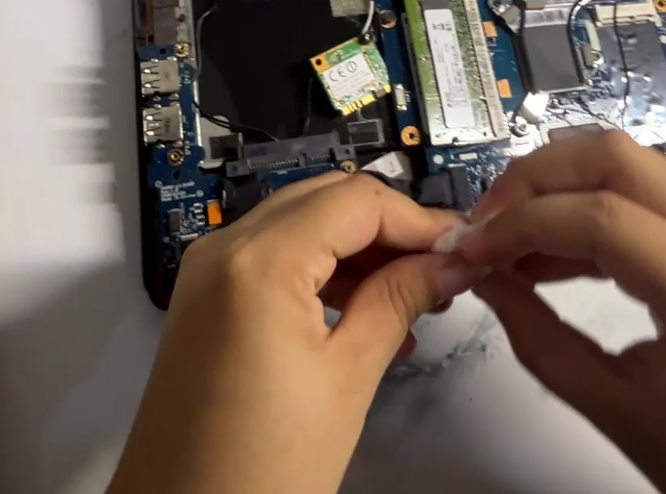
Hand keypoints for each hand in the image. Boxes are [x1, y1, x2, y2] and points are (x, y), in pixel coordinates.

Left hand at [108, 172, 469, 493]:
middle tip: (439, 267)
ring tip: (412, 294)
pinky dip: (322, 268)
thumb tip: (446, 263)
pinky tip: (365, 309)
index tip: (458, 245)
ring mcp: (209, 268)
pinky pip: (275, 254)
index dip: (414, 218)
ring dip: (358, 248)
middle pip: (326, 200)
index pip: (355, 201)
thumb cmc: (260, 471)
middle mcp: (225, 246)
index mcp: (258, 261)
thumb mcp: (347, 379)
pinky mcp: (207, 293)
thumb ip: (398, 300)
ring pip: (301, 222)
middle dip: (388, 228)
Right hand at [452, 130, 665, 493]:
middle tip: (488, 220)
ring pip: (630, 162)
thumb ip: (538, 339)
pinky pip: (642, 193)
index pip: (605, 220)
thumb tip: (479, 276)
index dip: (524, 223)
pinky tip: (547, 250)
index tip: (471, 250)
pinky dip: (585, 204)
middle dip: (537, 176)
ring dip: (559, 182)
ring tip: (508, 232)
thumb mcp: (617, 413)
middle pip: (618, 159)